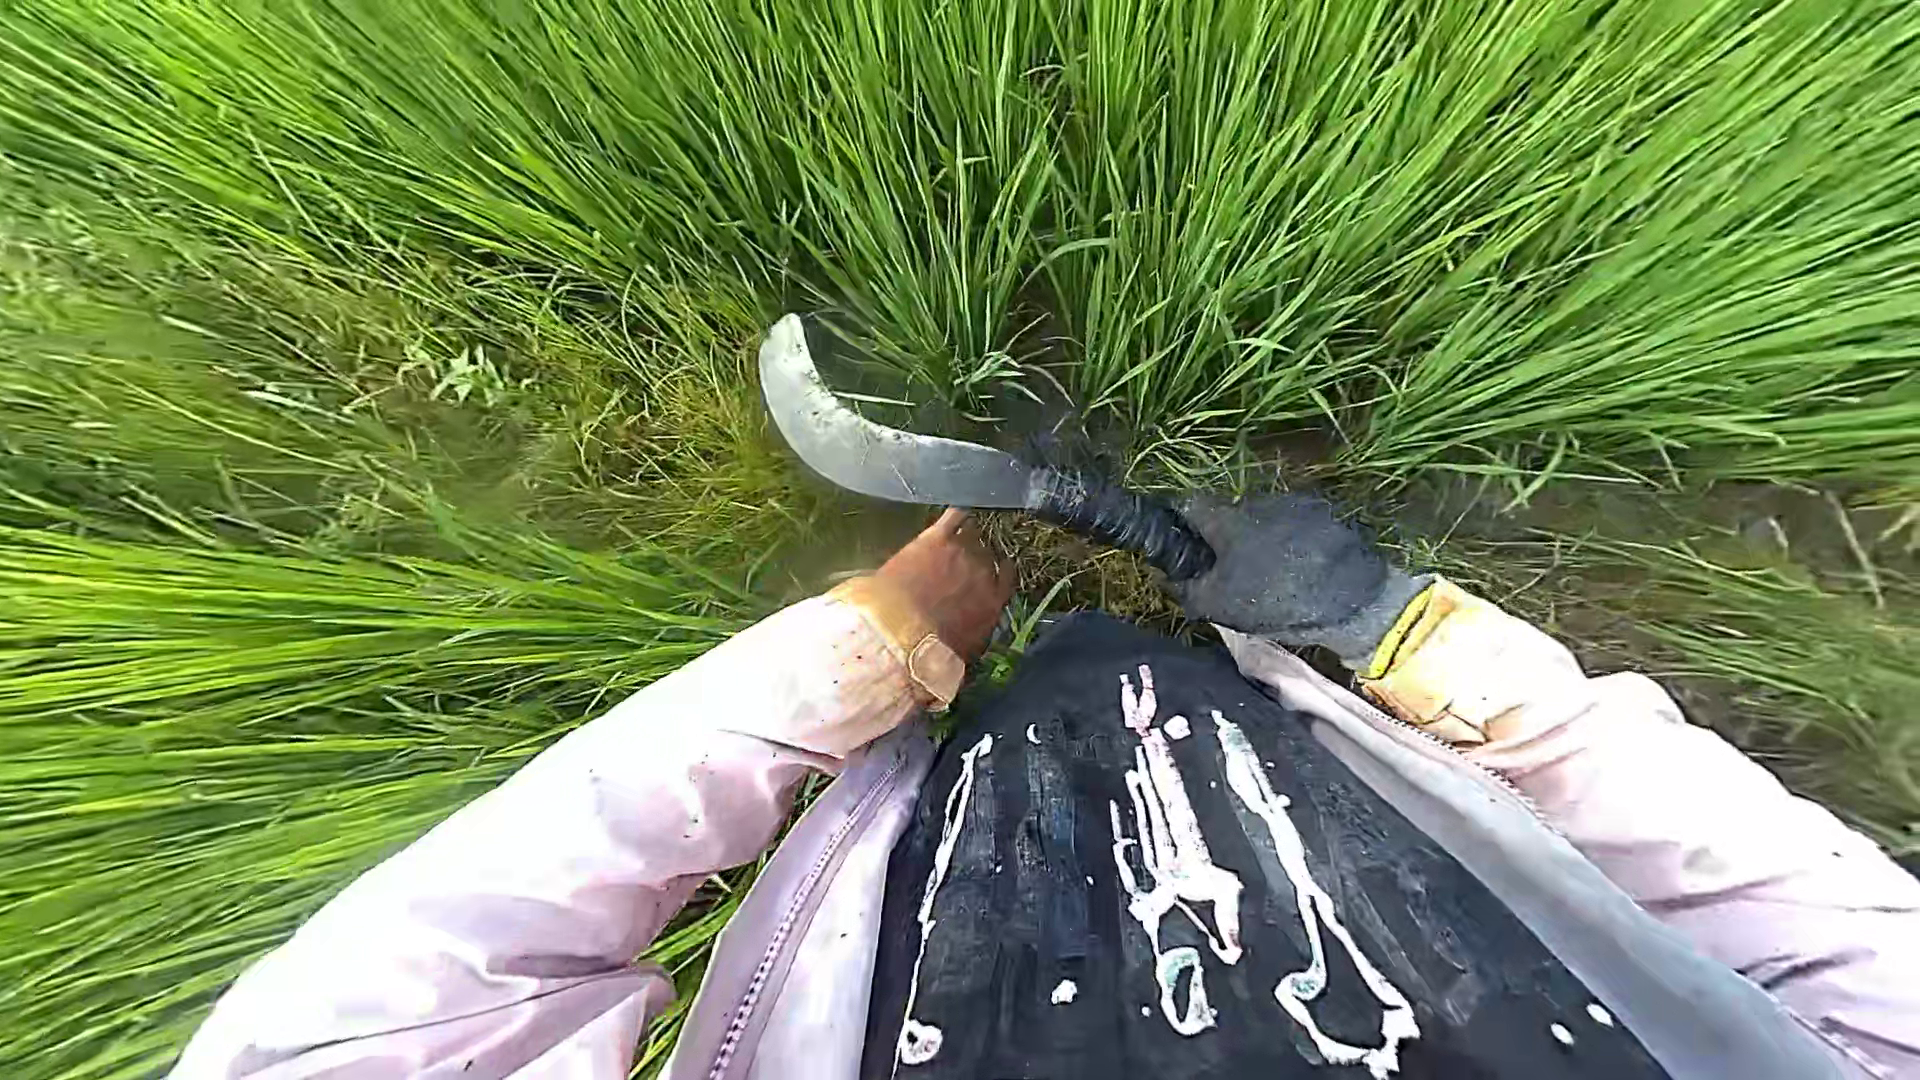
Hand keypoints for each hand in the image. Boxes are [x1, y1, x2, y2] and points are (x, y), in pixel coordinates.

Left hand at [875, 508, 1014, 661]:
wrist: (896, 633)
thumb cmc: (928, 651)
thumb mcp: (961, 653)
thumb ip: (973, 636)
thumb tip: (972, 640)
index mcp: (993, 603)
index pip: (1007, 577)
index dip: (999, 572)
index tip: (995, 569)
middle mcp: (984, 573)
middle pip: (989, 554)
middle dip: (980, 555)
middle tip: (967, 556)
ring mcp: (961, 551)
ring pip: (974, 533)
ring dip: (969, 533)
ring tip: (964, 530)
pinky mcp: (936, 538)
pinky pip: (955, 516)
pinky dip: (959, 511)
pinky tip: (960, 508)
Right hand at [1172, 493, 1428, 667]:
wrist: (1355, 602)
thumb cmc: (1275, 600)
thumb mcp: (1218, 605)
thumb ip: (1185, 588)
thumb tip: (1166, 576)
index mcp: (1226, 520)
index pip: (1188, 504)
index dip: (1179, 520)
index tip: (1179, 540)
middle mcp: (1257, 502)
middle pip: (1227, 512)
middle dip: (1222, 534)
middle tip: (1224, 566)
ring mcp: (1294, 504)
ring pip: (1261, 518)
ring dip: (1257, 536)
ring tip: (1265, 569)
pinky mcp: (1325, 515)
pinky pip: (1293, 523)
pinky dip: (1287, 539)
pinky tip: (1295, 566)